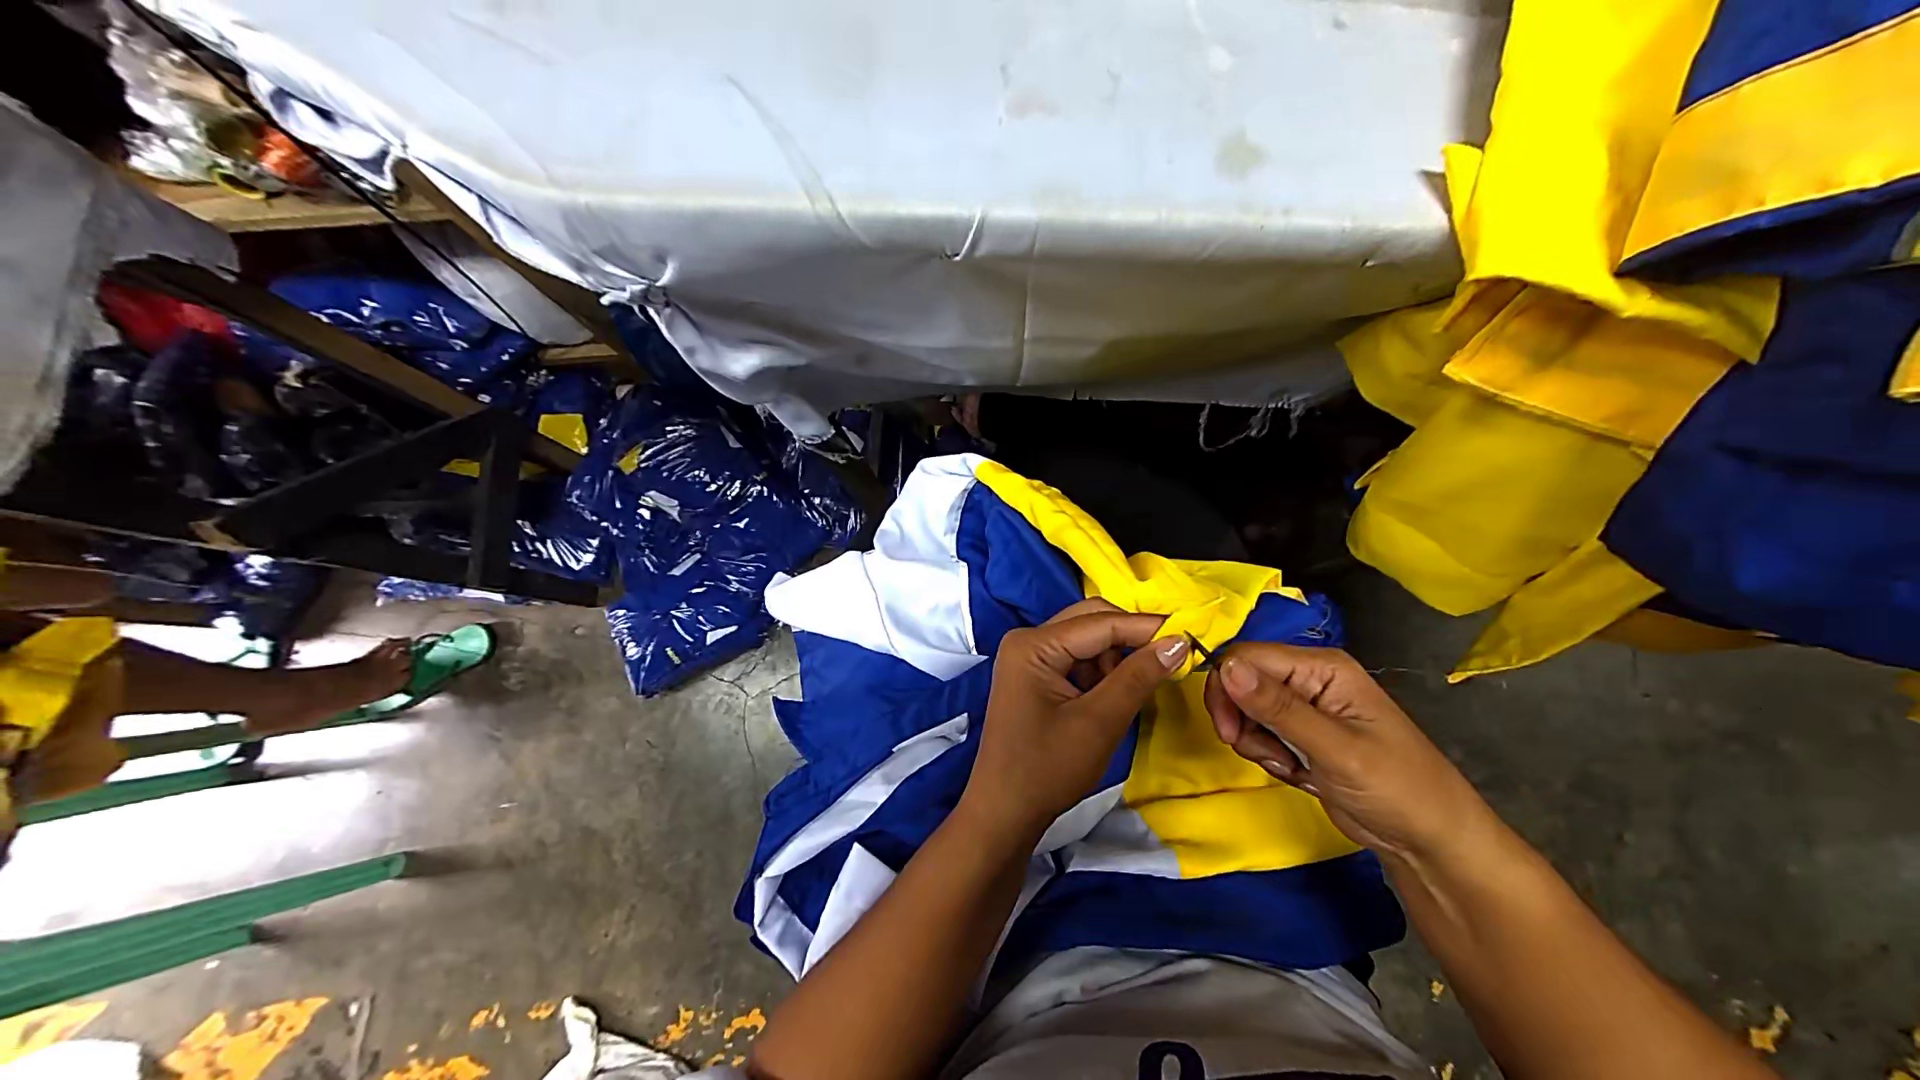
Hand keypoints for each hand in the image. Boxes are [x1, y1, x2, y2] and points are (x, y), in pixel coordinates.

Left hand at [959, 599, 1186, 844]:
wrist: (1005, 810)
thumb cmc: (1048, 768)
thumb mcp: (1100, 722)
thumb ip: (1139, 677)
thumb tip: (1179, 642)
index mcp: (1033, 644)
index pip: (1101, 622)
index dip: (1148, 628)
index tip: (1192, 637)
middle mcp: (1027, 640)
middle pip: (1092, 621)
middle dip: (1131, 640)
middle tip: (1170, 661)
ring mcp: (1028, 657)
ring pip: (1088, 640)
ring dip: (1116, 659)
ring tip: (1128, 694)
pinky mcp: (1034, 675)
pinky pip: (1077, 659)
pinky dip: (1101, 673)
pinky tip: (1110, 699)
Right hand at [1202, 643, 1499, 866]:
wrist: (1429, 842)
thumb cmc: (1397, 788)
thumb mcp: (1335, 749)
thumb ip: (1278, 707)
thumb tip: (1227, 667)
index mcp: (1321, 667)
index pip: (1247, 657)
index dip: (1227, 688)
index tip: (1227, 730)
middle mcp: (1308, 679)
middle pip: (1241, 682)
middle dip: (1241, 720)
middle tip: (1262, 753)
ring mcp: (1303, 708)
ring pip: (1245, 711)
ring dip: (1255, 743)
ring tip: (1291, 767)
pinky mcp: (1299, 736)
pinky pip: (1259, 735)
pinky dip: (1266, 756)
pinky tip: (1297, 774)